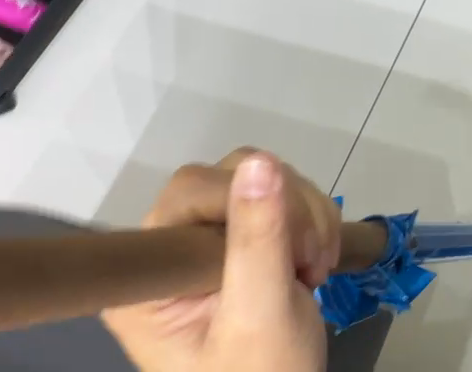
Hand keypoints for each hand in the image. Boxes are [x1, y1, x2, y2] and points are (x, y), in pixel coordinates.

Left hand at [102, 150, 341, 371]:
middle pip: (231, 177)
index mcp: (153, 274)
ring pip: (265, 178)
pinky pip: (285, 194)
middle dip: (289, 209)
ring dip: (310, 215)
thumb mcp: (260, 311)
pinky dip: (316, 218)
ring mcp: (208, 242)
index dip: (242, 202)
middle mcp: (172, 249)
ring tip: (317, 267)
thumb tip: (259, 161)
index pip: (190, 193)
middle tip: (312, 258)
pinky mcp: (244, 239)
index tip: (284, 246)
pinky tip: (318, 257)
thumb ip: (258, 238)